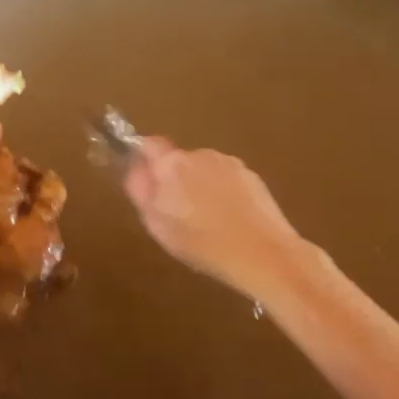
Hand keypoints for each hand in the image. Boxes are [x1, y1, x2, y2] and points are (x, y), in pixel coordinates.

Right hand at [123, 138, 305, 295]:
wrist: (262, 253)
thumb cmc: (201, 243)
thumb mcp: (157, 224)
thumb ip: (141, 191)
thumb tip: (135, 170)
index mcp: (170, 164)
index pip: (149, 145)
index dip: (145, 161)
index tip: (147, 183)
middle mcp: (199, 155)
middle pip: (178, 160)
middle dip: (175, 179)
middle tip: (177, 212)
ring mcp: (229, 163)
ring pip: (203, 170)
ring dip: (200, 186)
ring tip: (208, 220)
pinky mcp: (252, 176)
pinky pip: (226, 179)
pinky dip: (223, 193)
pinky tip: (229, 219)